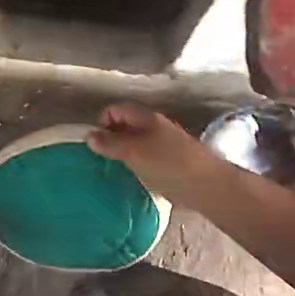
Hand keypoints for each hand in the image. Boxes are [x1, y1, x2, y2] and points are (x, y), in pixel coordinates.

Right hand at [87, 104, 226, 206]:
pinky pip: (144, 157)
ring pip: (135, 142)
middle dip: (110, 137)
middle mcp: (154, 127)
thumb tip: (89, 135)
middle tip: (99, 157)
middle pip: (125, 125)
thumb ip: (111, 143)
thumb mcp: (134, 151)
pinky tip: (130, 176)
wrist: (205, 185)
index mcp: (146, 118)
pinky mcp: (168, 162)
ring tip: (111, 168)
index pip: (117, 109)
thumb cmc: (167, 164)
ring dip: (121, 152)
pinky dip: (134, 163)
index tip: (94, 142)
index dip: (102, 121)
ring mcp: (163, 145)